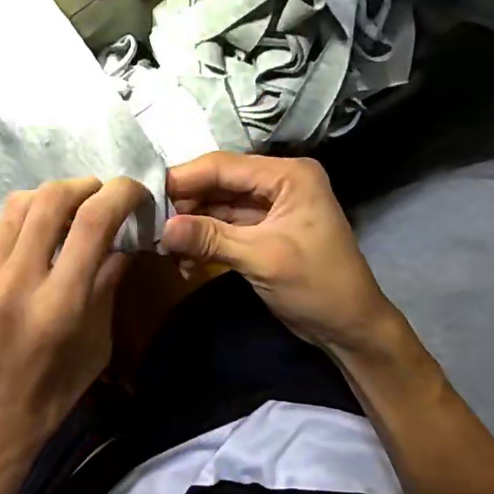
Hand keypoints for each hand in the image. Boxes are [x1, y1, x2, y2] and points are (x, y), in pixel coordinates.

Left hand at [0, 177, 149, 493]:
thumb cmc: (51, 396)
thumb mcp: (95, 347)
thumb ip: (107, 287)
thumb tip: (123, 242)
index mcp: (60, 305)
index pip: (94, 222)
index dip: (121, 194)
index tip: (136, 193)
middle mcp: (19, 282)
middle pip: (53, 199)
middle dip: (87, 186)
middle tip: (105, 194)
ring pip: (20, 204)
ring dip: (54, 195)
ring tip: (74, 207)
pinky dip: (25, 213)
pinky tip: (39, 227)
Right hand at [161, 152, 398, 356]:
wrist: (349, 326)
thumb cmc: (316, 285)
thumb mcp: (262, 259)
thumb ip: (211, 239)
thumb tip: (162, 230)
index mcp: (288, 175)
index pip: (224, 166)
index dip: (183, 179)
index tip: (144, 196)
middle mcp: (279, 184)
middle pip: (219, 185)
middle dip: (185, 206)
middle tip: (149, 227)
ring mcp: (270, 209)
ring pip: (218, 208)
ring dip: (192, 228)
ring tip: (162, 248)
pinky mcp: (263, 234)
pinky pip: (226, 230)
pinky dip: (206, 244)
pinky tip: (184, 262)